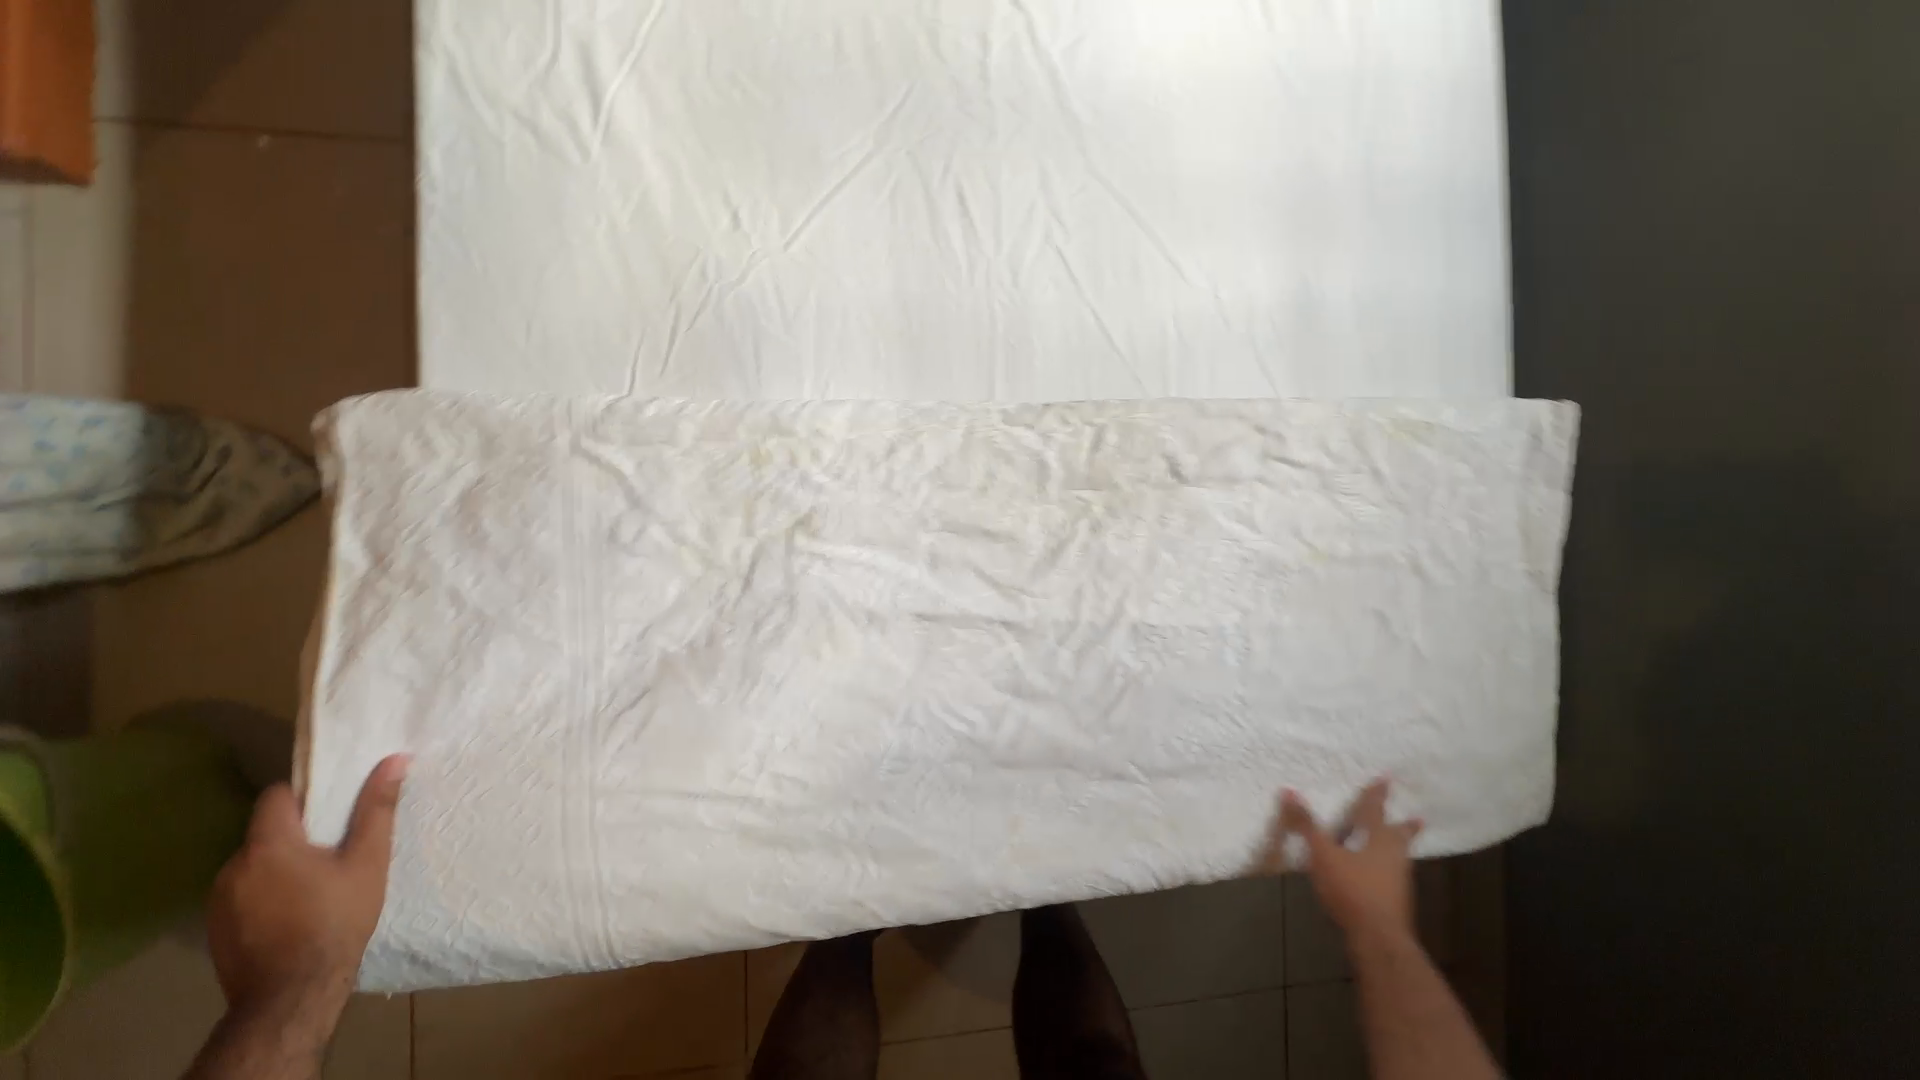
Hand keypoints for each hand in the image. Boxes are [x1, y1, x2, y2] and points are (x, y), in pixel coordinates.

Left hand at [205, 755, 408, 1019]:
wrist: (292, 994)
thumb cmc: (337, 919)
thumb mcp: (368, 861)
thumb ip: (376, 809)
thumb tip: (394, 761)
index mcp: (269, 844)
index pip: (276, 796)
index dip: (303, 795)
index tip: (331, 808)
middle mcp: (234, 866)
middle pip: (266, 832)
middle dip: (296, 835)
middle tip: (334, 852)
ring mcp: (217, 900)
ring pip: (254, 864)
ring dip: (279, 866)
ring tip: (314, 887)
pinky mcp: (214, 928)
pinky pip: (242, 894)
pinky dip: (265, 894)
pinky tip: (292, 914)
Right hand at [1280, 778, 1422, 940]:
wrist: (1379, 937)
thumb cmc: (1352, 888)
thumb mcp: (1323, 855)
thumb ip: (1306, 826)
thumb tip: (1289, 791)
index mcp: (1377, 839)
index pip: (1375, 810)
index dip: (1377, 795)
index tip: (1386, 779)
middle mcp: (1393, 856)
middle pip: (1400, 836)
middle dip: (1406, 827)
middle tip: (1418, 819)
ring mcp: (1399, 881)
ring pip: (1400, 857)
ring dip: (1400, 848)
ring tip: (1400, 845)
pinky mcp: (1395, 902)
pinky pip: (1394, 877)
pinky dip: (1389, 870)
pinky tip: (1382, 877)